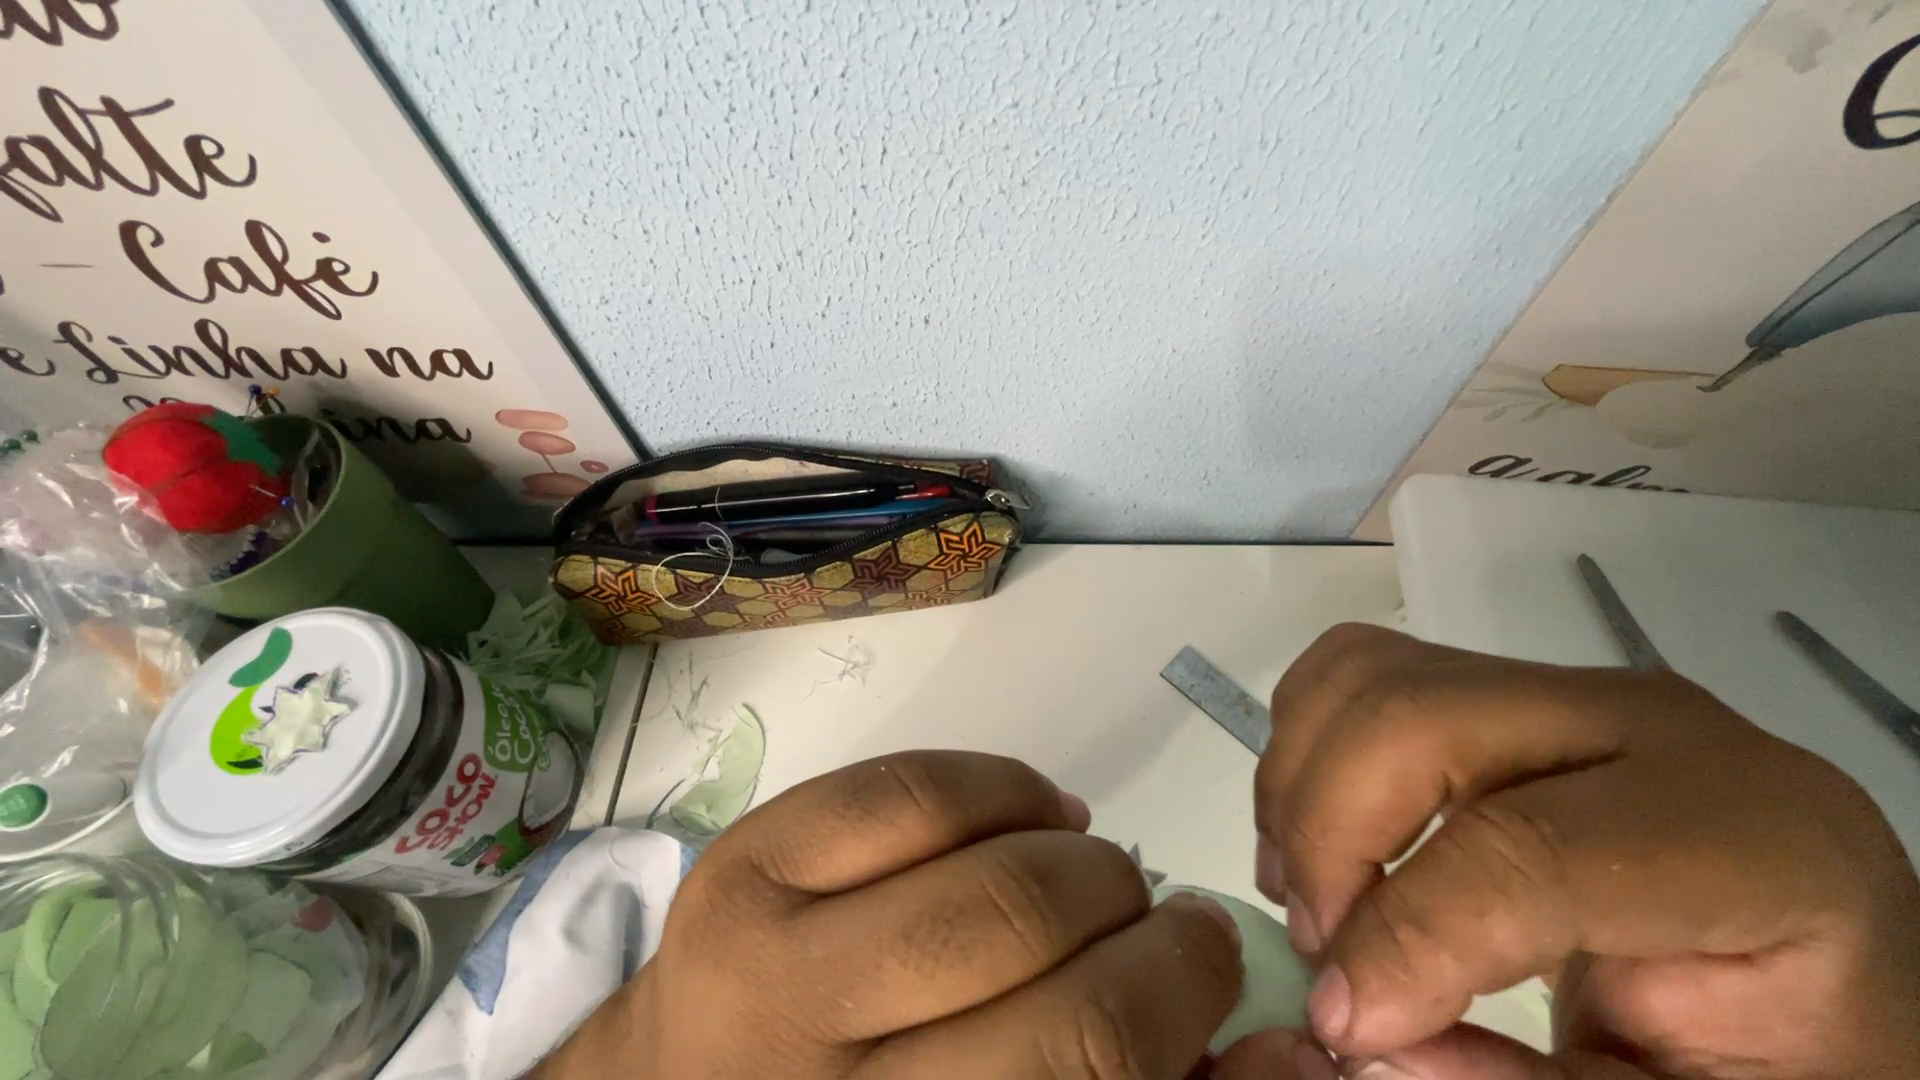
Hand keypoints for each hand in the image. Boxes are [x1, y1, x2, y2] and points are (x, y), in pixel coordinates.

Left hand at [534, 750, 1244, 1078]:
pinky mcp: (741, 860)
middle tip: (1149, 913)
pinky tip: (1025, 815)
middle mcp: (810, 1054)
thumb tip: (1285, 1040)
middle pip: (1027, 928)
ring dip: (1067, 844)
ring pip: (969, 846)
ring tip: (1084, 867)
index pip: (1084, 1051)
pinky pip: (902, 786)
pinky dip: (993, 786)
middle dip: (1129, 907)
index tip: (1212, 951)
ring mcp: (760, 941)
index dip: (1180, 985)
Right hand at [1247, 623, 1919, 1078]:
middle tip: (1317, 945)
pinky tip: (1317, 831)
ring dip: (1298, 786)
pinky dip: (1300, 743)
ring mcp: (1543, 684)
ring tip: (1307, 891)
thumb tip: (1352, 1044)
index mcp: (1740, 835)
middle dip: (1325, 838)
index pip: (1523, 849)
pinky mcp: (1479, 679)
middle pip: (1409, 723)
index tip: (1342, 1020)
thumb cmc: (1773, 1036)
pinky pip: (1347, 671)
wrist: (1799, 937)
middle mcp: (1632, 720)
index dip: (1406, 935)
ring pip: (1358, 678)